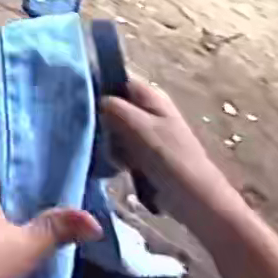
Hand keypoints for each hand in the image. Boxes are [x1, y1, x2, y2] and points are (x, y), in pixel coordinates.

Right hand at [102, 77, 245, 216]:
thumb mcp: (140, 126)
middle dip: (103, 121)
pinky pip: (118, 145)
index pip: (115, 78)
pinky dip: (115, 155)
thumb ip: (114, 107)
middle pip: (111, 105)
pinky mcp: (142, 152)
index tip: (82, 102)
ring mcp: (145, 131)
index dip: (98, 87)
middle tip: (106, 137)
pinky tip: (119, 166)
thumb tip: (95, 100)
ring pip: (111, 127)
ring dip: (109, 142)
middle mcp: (146, 109)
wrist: (195, 199)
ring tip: (116, 157)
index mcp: (149, 96)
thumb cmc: (170, 158)